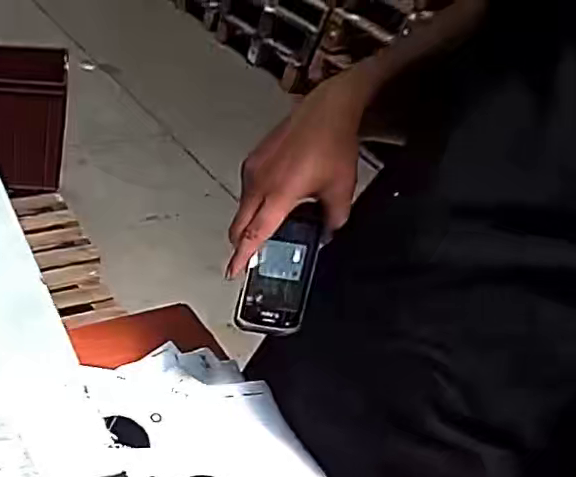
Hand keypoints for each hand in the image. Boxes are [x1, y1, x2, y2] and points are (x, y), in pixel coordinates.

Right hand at [226, 67, 378, 277]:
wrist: (328, 106)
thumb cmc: (333, 141)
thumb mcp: (341, 187)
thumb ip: (334, 218)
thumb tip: (329, 232)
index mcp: (279, 195)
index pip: (254, 235)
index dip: (242, 257)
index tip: (233, 271)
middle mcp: (260, 183)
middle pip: (238, 227)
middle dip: (241, 244)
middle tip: (248, 254)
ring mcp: (253, 170)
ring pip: (242, 209)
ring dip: (250, 220)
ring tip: (269, 217)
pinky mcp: (253, 159)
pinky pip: (247, 189)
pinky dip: (255, 199)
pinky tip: (273, 193)